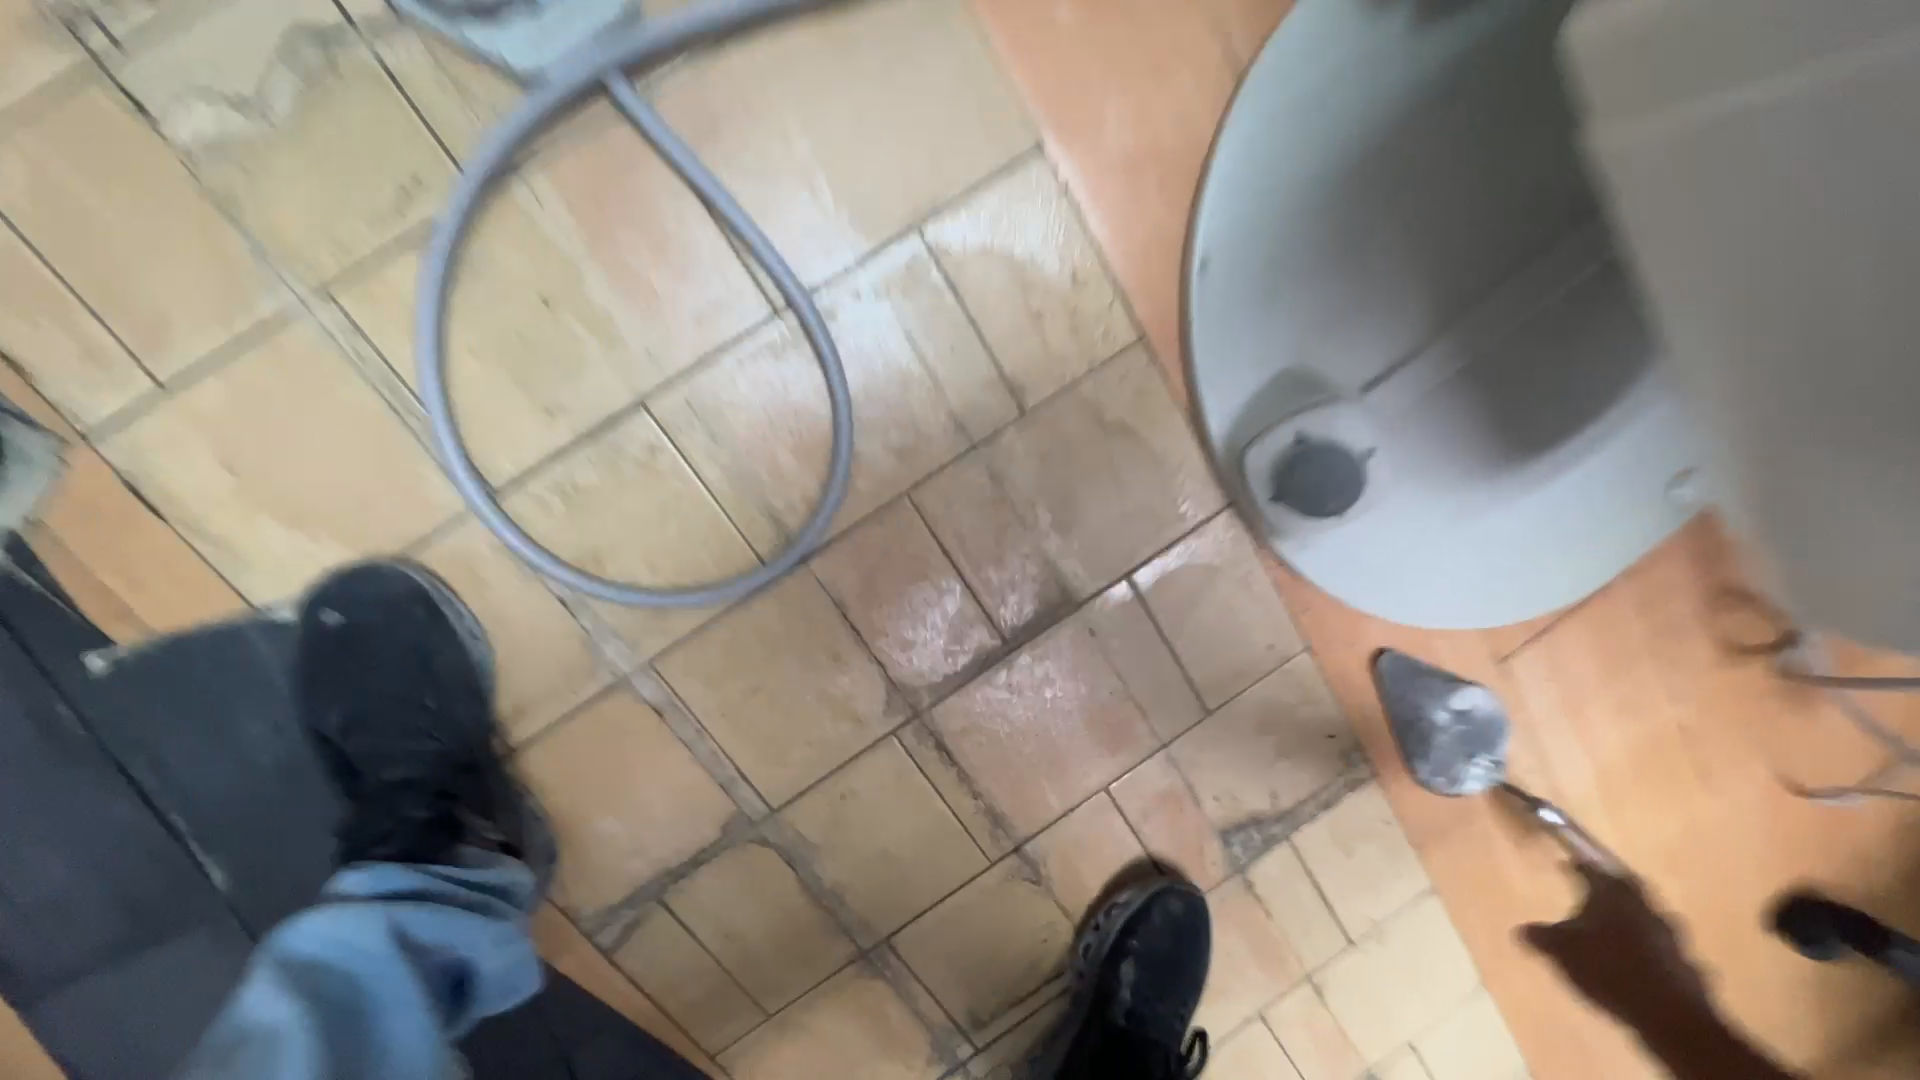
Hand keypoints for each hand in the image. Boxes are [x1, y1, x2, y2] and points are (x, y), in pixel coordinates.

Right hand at [1520, 864, 1712, 1033]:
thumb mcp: (1560, 950)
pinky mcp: (1688, 965)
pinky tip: (1640, 961)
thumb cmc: (1607, 968)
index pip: (1592, 870)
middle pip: (1628, 888)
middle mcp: (1644, 907)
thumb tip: (1521, 930)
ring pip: (1649, 917)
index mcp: (1612, 895)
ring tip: (1617, 927)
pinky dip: (1650, 949)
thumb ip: (1542, 937)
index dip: (1577, 867)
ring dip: (1634, 918)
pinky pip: (1664, 948)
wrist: (1670, 1015)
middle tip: (1597, 888)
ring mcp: (1671, 937)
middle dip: (1612, 887)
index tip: (1566, 863)